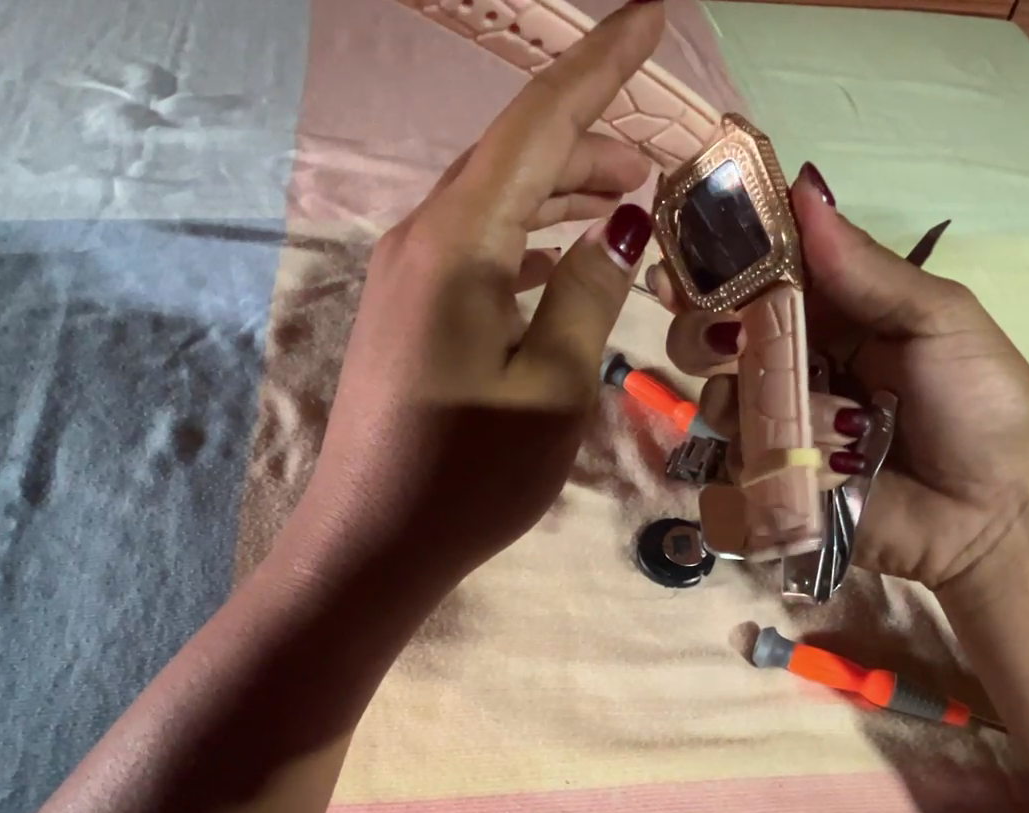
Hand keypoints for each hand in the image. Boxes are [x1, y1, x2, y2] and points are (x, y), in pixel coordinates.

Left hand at [284, 3, 665, 588]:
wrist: (372, 544)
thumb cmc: (469, 475)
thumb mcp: (553, 386)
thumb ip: (587, 293)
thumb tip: (617, 228)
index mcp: (460, 242)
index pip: (538, 124)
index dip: (600, 66)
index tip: (651, 15)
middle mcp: (422, 239)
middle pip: (513, 158)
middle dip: (588, 141)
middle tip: (656, 160)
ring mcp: (405, 277)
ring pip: (495, 203)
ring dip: (559, 192)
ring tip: (623, 202)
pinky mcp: (405, 314)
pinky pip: (476, 249)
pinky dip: (527, 239)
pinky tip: (561, 260)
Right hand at [658, 166, 1028, 590]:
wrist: (994, 516)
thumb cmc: (981, 407)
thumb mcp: (940, 322)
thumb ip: (867, 270)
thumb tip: (803, 187)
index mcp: (836, 314)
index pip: (761, 275)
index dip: (718, 262)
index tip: (681, 256)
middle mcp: (797, 364)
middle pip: (717, 336)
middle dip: (703, 332)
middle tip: (722, 340)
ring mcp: (782, 426)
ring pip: (717, 398)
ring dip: (742, 400)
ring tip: (800, 417)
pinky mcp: (776, 482)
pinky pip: (733, 462)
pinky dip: (757, 456)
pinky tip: (804, 462)